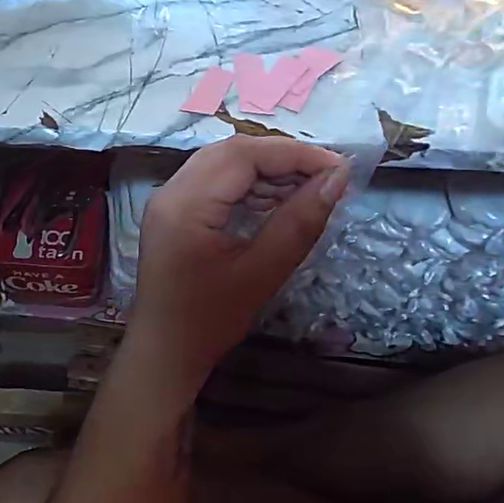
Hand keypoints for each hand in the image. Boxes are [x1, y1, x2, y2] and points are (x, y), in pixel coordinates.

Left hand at [129, 136, 350, 375]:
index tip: (339, 168)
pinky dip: (246, 184)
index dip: (294, 154)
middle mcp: (169, 193)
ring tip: (308, 189)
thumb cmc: (209, 319)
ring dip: (265, 170)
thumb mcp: (261, 273)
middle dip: (281, 158)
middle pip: (230, 152)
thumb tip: (337, 179)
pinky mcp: (171, 212)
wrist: (164, 350)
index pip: (242, 155)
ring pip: (221, 164)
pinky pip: (212, 181)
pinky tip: (276, 200)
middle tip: (326, 176)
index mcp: (184, 205)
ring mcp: (166, 201)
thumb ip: (299, 222)